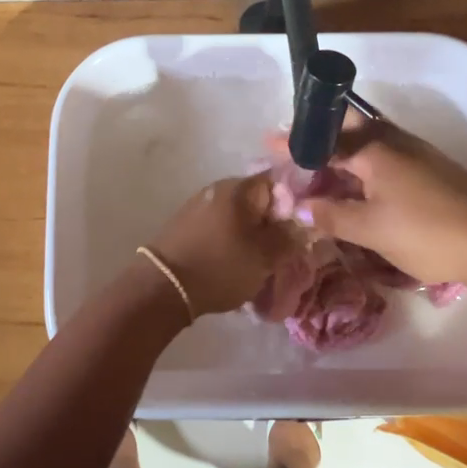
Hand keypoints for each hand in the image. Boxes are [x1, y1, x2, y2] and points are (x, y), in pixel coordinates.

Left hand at [147, 172, 300, 316]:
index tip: (301, 229)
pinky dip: (233, 239)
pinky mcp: (188, 222)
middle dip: (273, 223)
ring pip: (239, 214)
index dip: (294, 204)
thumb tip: (303, 225)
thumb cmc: (220, 266)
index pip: (278, 182)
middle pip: (258, 199)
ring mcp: (200, 203)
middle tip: (284, 250)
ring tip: (261, 260)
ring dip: (253, 233)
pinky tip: (236, 260)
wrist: (164, 285)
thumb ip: (288, 238)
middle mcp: (218, 188)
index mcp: (239, 188)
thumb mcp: (263, 257)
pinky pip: (221, 225)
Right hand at [294, 112, 466, 285]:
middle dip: (323, 138)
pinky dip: (366, 166)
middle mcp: (394, 142)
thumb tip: (303, 205)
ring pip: (371, 143)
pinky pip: (387, 157)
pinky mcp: (434, 170)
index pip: (325, 140)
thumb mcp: (371, 230)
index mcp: (374, 150)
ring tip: (326, 174)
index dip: (296, 144)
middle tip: (300, 154)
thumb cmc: (428, 234)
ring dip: (345, 153)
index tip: (270, 144)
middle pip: (350, 129)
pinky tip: (364, 189)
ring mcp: (418, 154)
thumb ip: (333, 215)